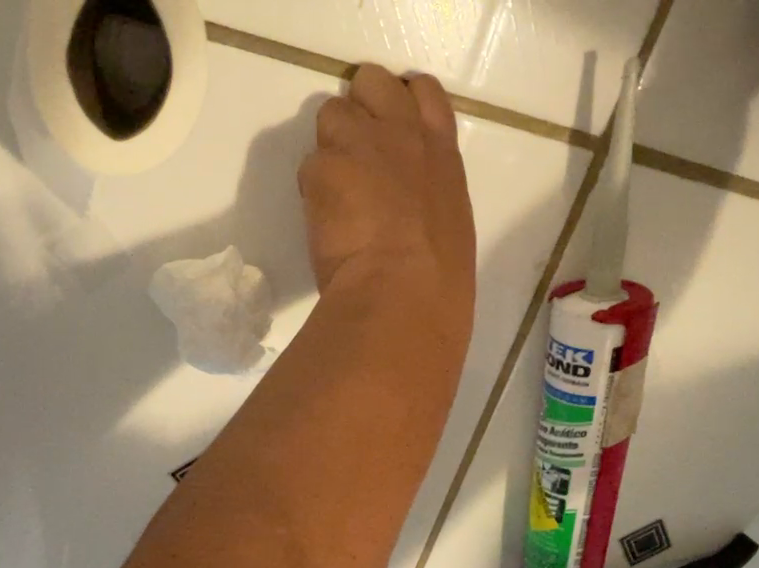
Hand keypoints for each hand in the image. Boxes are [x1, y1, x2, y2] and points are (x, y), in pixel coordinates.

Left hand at [298, 65, 475, 309]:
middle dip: (358, 109)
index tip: (388, 131)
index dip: (398, 104)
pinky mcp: (322, 169)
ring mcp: (359, 144)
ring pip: (331, 115)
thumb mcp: (450, 224)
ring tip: (334, 192)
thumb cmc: (436, 280)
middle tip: (353, 155)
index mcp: (440, 152)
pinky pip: (308, 168)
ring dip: (329, 147)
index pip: (420, 92)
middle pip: (370, 83)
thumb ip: (426, 195)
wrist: (401, 293)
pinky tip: (323, 223)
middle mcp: (401, 133)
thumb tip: (407, 207)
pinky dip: (312, 192)